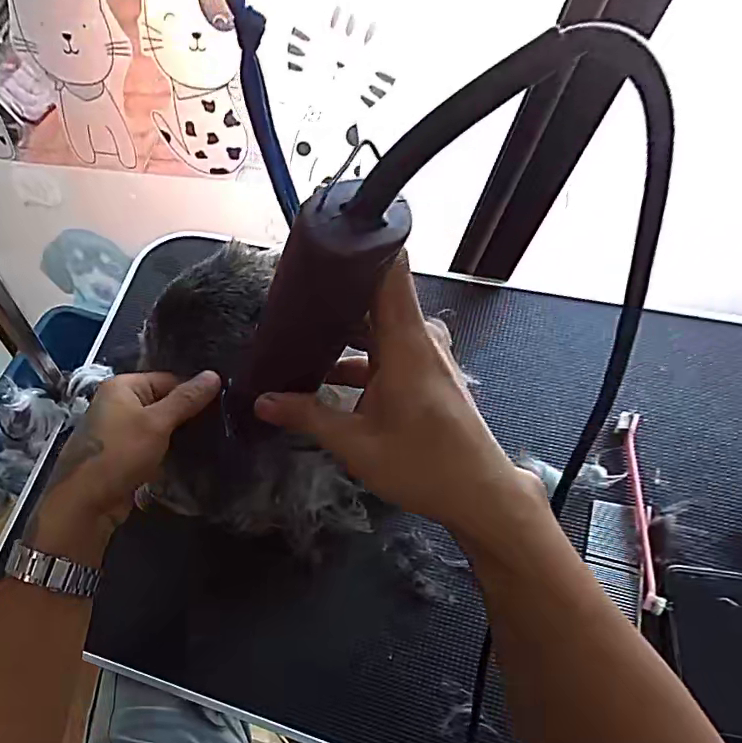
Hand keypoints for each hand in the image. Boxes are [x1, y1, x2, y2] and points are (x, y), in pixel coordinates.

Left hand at [30, 370, 220, 561]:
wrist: (88, 501)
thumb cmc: (120, 454)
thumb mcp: (157, 423)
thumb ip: (186, 400)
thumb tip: (214, 375)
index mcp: (122, 387)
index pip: (167, 379)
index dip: (193, 392)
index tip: (221, 405)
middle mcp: (117, 404)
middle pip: (162, 403)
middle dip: (187, 415)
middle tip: (220, 424)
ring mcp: (119, 432)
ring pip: (158, 428)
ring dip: (179, 436)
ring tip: (210, 441)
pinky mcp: (123, 456)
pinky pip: (151, 447)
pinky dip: (166, 452)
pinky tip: (189, 459)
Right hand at [253, 251, 541, 539]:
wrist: (476, 493)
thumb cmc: (424, 466)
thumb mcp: (354, 444)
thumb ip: (306, 416)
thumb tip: (265, 401)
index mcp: (406, 343)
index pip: (389, 268)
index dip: (355, 249)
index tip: (319, 250)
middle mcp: (420, 340)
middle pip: (375, 296)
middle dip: (333, 301)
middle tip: (291, 307)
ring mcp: (426, 356)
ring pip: (378, 327)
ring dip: (343, 336)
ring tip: (301, 345)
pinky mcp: (426, 374)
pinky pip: (387, 351)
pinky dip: (360, 359)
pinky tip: (327, 380)